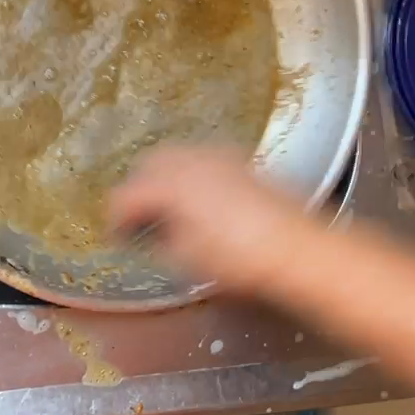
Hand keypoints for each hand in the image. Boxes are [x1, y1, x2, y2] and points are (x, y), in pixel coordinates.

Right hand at [110, 145, 322, 295]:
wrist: (298, 248)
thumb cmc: (238, 257)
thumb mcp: (187, 259)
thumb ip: (159, 242)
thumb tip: (150, 236)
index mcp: (168, 184)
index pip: (125, 195)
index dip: (115, 217)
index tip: (115, 236)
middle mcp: (190, 160)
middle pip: (148, 164)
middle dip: (138, 188)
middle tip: (139, 217)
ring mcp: (219, 156)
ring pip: (176, 156)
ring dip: (164, 178)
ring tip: (168, 207)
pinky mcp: (242, 162)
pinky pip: (203, 159)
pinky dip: (191, 174)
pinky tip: (200, 199)